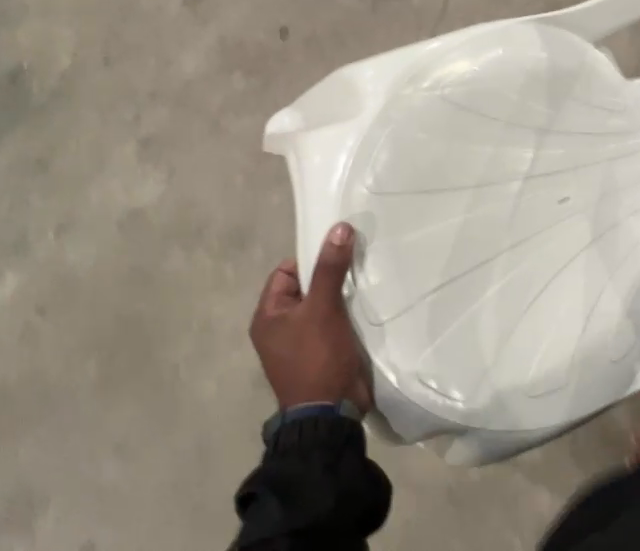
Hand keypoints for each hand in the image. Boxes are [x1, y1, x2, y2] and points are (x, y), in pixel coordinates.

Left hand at [249, 222, 372, 411]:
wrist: (331, 411)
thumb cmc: (316, 357)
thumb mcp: (322, 308)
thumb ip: (330, 268)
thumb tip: (340, 227)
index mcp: (268, 316)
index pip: (287, 272)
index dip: (311, 259)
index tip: (339, 251)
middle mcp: (282, 327)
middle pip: (308, 287)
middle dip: (332, 274)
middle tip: (360, 260)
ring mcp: (304, 341)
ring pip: (325, 304)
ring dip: (345, 293)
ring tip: (369, 277)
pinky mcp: (326, 351)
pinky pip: (337, 322)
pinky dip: (351, 312)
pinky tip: (371, 302)